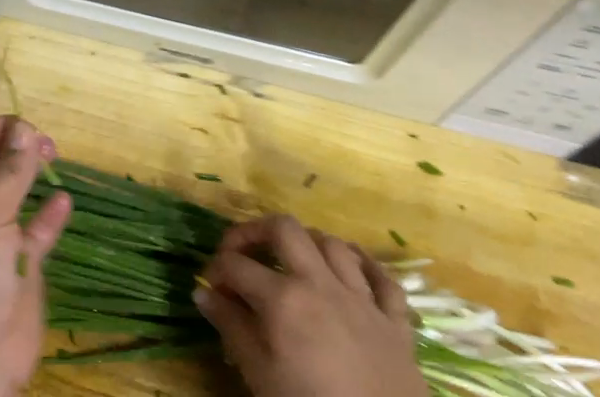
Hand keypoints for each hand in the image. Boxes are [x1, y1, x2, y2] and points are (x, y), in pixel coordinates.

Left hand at [0, 116, 72, 396]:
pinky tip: (65, 199)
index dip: (0, 129)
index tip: (31, 126)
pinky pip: (37, 230)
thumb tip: (24, 128)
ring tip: (56, 156)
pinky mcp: (21, 263)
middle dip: (18, 146)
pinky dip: (50, 214)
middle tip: (48, 143)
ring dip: (33, 173)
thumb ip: (8, 172)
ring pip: (17, 194)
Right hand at [195, 215, 424, 396]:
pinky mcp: (395, 322)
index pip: (233, 264)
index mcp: (282, 297)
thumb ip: (230, 326)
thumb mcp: (257, 371)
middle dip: (254, 232)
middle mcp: (320, 284)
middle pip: (284, 228)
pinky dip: (366, 267)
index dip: (214, 270)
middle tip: (241, 253)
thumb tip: (203, 294)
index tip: (211, 289)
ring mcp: (362, 300)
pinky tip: (351, 268)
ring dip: (308, 245)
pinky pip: (385, 279)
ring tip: (293, 261)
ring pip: (334, 245)